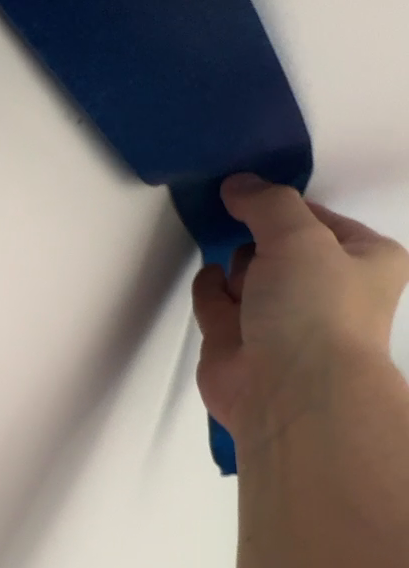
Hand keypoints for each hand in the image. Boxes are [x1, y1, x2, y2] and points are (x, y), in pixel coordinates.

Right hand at [193, 175, 408, 453]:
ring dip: (232, 265)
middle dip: (255, 239)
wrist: (286, 386)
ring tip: (220, 256)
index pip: (316, 218)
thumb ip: (267, 206)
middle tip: (235, 227)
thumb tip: (237, 182)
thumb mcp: (299, 240)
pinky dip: (209, 289)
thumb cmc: (312, 309)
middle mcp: (322, 285)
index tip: (243, 194)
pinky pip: (217, 302)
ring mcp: (275, 315)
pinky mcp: (233, 338)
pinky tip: (205, 278)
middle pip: (278, 246)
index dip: (280, 206)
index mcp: (361, 258)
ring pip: (245, 274)